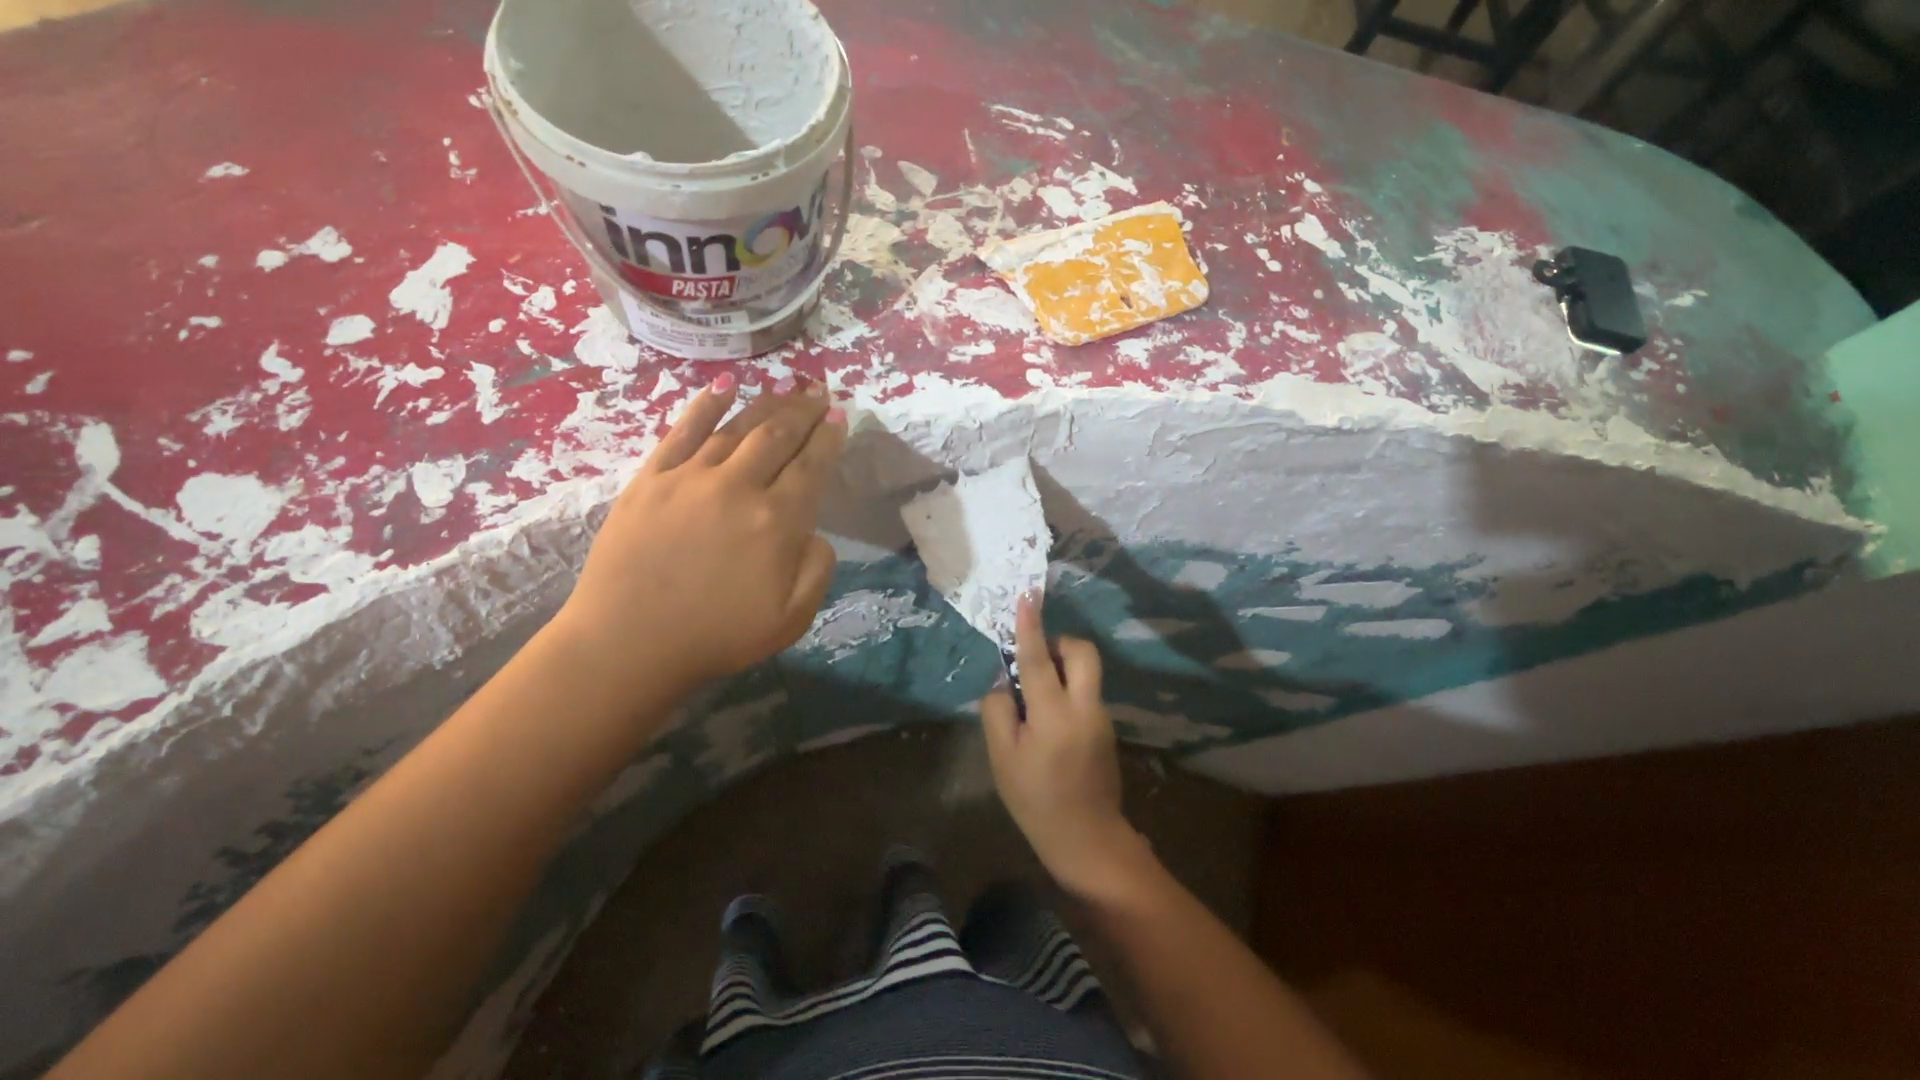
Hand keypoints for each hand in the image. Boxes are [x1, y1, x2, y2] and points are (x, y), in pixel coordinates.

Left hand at [554, 375, 846, 692]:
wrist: (628, 642)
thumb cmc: (716, 637)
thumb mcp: (791, 619)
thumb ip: (817, 570)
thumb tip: (814, 532)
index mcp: (777, 521)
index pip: (811, 466)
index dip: (829, 438)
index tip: (841, 416)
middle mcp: (738, 487)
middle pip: (778, 435)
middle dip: (804, 410)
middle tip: (819, 390)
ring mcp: (690, 477)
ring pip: (736, 427)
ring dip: (766, 404)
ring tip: (785, 388)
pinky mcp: (651, 479)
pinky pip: (683, 431)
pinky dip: (706, 405)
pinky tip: (724, 386)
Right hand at [982, 592, 1151, 900]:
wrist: (1086, 837)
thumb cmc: (1035, 799)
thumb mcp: (1002, 757)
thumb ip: (998, 711)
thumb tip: (1005, 682)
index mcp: (1054, 714)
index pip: (1039, 658)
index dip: (1030, 625)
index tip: (1027, 594)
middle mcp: (1085, 707)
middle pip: (1082, 652)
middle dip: (1060, 642)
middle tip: (1035, 658)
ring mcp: (1101, 717)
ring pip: (1087, 671)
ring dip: (1063, 667)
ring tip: (1034, 696)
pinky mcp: (1107, 728)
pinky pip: (1087, 692)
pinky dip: (1067, 690)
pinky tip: (1047, 720)